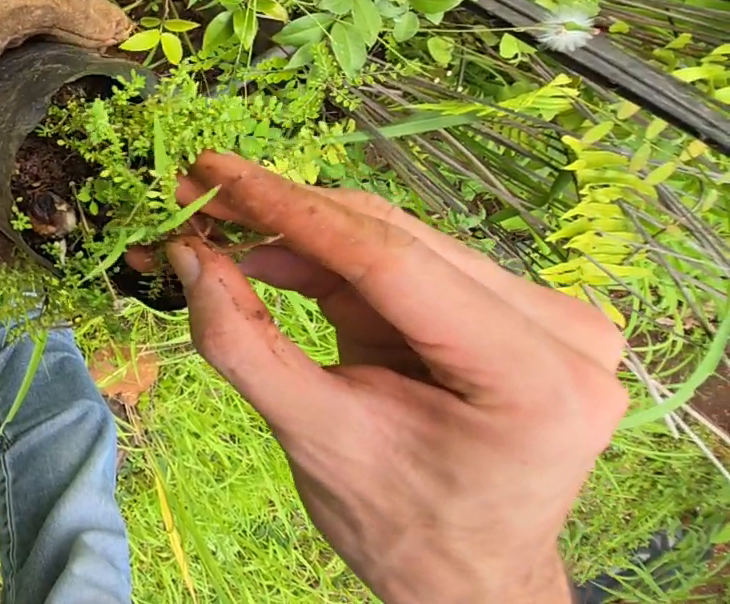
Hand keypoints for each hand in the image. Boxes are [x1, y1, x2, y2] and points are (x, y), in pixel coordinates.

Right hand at [164, 151, 625, 603]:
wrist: (462, 572)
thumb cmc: (399, 525)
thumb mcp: (310, 436)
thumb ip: (240, 342)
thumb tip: (182, 252)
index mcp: (532, 375)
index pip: (388, 259)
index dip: (287, 208)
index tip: (209, 171)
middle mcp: (551, 328)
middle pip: (384, 237)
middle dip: (276, 210)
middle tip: (192, 193)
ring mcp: (524, 312)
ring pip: (377, 237)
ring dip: (285, 229)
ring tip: (209, 228)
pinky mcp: (485, 307)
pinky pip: (378, 258)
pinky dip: (307, 254)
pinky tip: (254, 258)